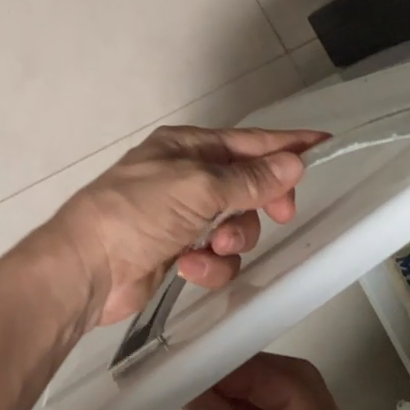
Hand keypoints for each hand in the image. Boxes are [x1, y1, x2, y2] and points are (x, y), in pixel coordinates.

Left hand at [48, 126, 326, 326]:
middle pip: (247, 186)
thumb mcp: (197, 187)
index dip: (285, 146)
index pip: (248, 142)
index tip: (323, 145)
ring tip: (209, 247)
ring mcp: (179, 216)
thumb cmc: (136, 213)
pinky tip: (189, 267)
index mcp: (185, 147)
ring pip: (235, 226)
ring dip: (230, 240)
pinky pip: (215, 256)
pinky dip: (208, 264)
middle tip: (278, 215)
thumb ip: (248, 179)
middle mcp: (184, 176)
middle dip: (258, 204)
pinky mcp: (175, 252)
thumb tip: (291, 163)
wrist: (87, 268)